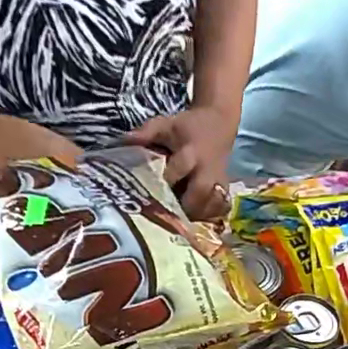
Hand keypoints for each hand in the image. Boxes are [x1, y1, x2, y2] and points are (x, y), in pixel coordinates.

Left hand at [126, 105, 239, 219]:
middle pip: (200, 192)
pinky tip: (194, 225)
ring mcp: (218, 182)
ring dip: (195, 217)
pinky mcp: (224, 191)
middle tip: (167, 218)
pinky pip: (219, 210)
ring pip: (211, 205)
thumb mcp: (167, 125)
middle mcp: (207, 169)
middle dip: (184, 207)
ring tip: (178, 226)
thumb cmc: (186, 128)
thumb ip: (147, 133)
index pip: (181, 167)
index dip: (168, 181)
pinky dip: (207, 218)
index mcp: (191, 151)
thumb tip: (123, 142)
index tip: (151, 194)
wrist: (218, 123)